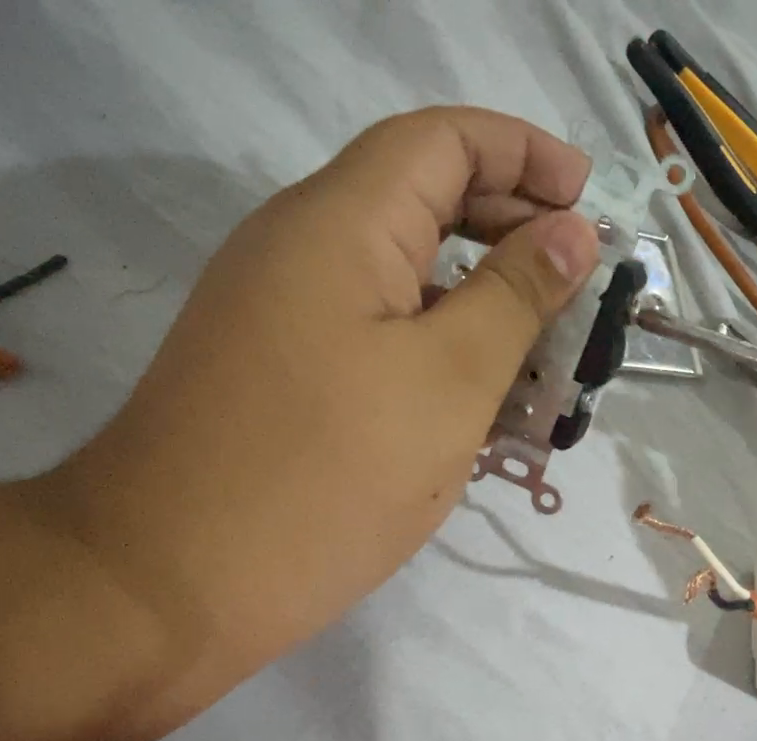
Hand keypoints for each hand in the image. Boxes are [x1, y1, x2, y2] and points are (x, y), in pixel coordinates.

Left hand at [46, 107, 600, 700]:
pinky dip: (440, 349)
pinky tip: (485, 403)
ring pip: (405, 277)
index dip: (527, 153)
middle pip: (424, 200)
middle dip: (514, 229)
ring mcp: (284, 313)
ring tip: (549, 353)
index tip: (592, 203)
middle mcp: (302, 247)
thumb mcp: (448, 381)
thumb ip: (517, 295)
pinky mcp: (282, 373)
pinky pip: (378, 333)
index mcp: (340, 223)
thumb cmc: (324, 476)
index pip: (444, 140)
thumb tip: (572, 232)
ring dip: (482, 300)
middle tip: (582, 286)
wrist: (164, 585)